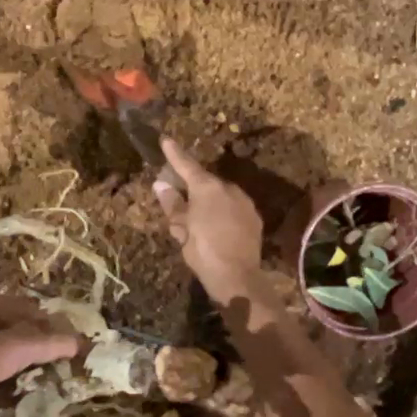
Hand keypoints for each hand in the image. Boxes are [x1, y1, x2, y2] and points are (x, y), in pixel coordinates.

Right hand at [154, 137, 264, 299]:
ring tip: (198, 216)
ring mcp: (244, 202)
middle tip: (178, 194)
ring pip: (221, 194)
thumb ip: (173, 204)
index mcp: (207, 187)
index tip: (166, 140)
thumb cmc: (202, 250)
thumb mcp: (181, 228)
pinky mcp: (254, 218)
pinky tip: (216, 225)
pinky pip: (233, 207)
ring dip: (209, 199)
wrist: (237, 276)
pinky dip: (223, 211)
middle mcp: (228, 188)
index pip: (186, 165)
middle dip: (192, 185)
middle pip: (205, 181)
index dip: (174, 154)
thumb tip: (162, 185)